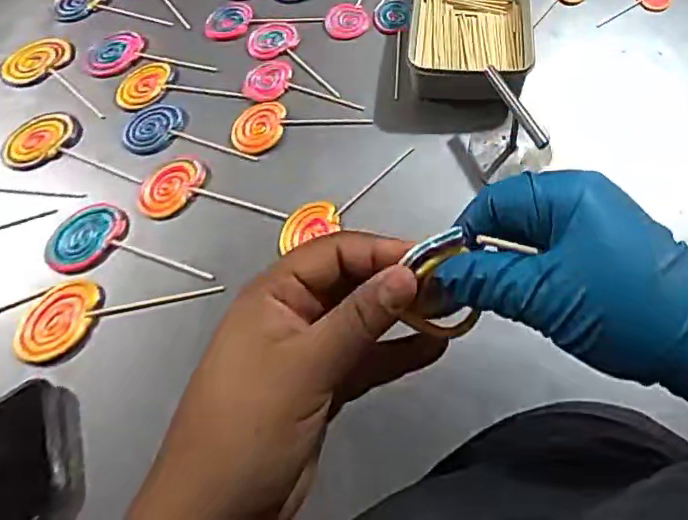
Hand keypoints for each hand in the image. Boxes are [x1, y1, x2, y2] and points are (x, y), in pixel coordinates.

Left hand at [130, 233, 445, 519]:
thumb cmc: (240, 437)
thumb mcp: (305, 367)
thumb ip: (360, 317)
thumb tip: (407, 273)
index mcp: (274, 296)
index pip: (338, 252)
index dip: (383, 251)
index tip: (427, 259)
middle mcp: (295, 315)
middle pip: (357, 281)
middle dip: (400, 281)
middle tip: (444, 283)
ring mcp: (311, 351)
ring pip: (368, 317)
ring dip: (406, 314)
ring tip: (447, 310)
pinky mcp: (326, 384)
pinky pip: (370, 354)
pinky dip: (399, 350)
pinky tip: (432, 346)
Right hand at [433, 171, 687, 459]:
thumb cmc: (626, 305)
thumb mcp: (545, 294)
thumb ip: (490, 279)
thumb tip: (448, 272)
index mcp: (570, 192)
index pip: (497, 199)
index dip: (465, 232)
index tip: (443, 268)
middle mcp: (583, 197)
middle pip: (515, 214)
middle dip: (485, 250)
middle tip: (461, 290)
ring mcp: (596, 221)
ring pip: (534, 235)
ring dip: (509, 264)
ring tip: (490, 298)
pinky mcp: (605, 247)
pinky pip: (556, 249)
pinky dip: (534, 270)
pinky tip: (525, 298)